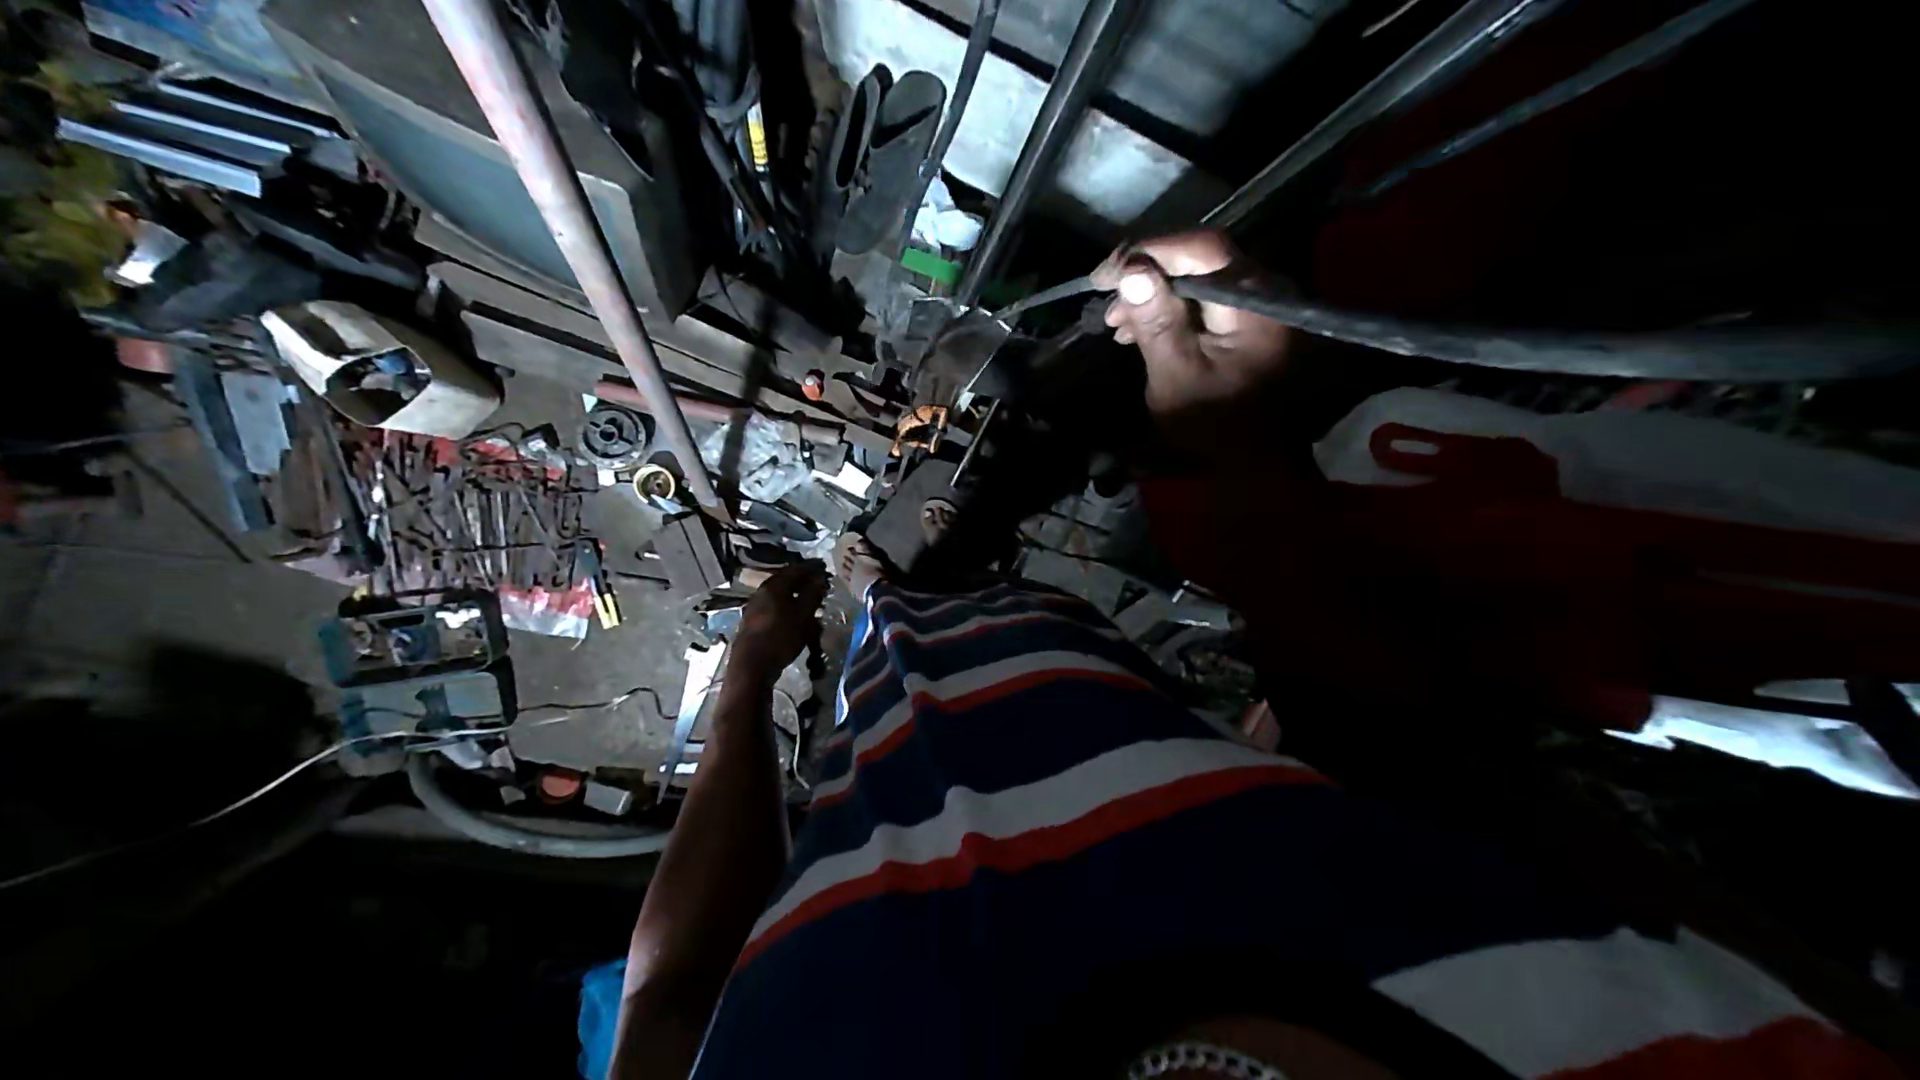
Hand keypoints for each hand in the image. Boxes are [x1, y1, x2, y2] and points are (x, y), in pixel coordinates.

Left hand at [728, 561, 827, 679]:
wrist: (751, 666)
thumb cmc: (780, 638)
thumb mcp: (803, 616)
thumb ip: (812, 595)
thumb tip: (819, 579)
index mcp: (773, 586)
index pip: (795, 570)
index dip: (810, 567)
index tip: (823, 566)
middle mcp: (761, 592)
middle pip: (784, 581)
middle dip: (802, 581)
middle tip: (818, 583)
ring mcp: (754, 607)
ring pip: (778, 595)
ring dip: (794, 595)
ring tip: (808, 600)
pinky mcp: (752, 621)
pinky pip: (773, 607)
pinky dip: (786, 606)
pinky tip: (793, 615)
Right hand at [1090, 230, 1290, 458]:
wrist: (1253, 463)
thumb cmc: (1213, 425)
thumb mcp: (1176, 376)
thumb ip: (1157, 321)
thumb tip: (1131, 270)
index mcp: (1253, 303)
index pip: (1201, 250)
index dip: (1149, 250)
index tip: (1104, 273)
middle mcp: (1262, 291)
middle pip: (1198, 257)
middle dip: (1146, 272)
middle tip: (1105, 295)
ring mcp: (1256, 304)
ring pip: (1197, 275)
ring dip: (1152, 291)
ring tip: (1116, 321)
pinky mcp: (1245, 320)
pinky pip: (1202, 297)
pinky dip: (1168, 307)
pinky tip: (1138, 327)